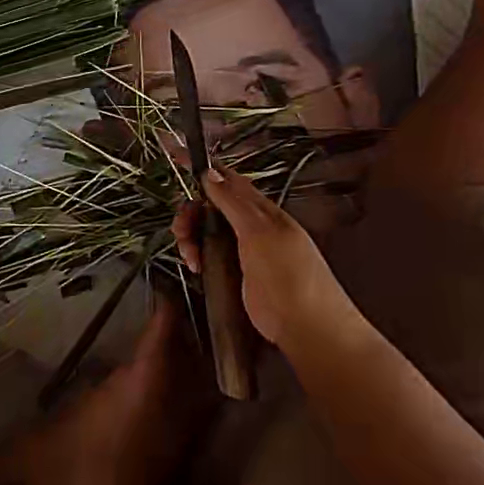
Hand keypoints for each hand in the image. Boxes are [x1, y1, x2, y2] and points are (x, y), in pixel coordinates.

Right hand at [172, 166, 354, 344]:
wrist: (308, 329)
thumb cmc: (290, 276)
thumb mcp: (259, 232)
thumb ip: (232, 201)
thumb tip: (208, 172)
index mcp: (261, 210)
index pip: (227, 179)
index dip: (202, 168)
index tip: (174, 155)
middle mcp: (251, 226)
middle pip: (210, 205)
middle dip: (190, 212)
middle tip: (182, 229)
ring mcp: (243, 250)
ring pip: (205, 229)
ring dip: (190, 235)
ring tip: (189, 255)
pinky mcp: (234, 273)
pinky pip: (208, 252)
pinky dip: (196, 254)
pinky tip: (195, 266)